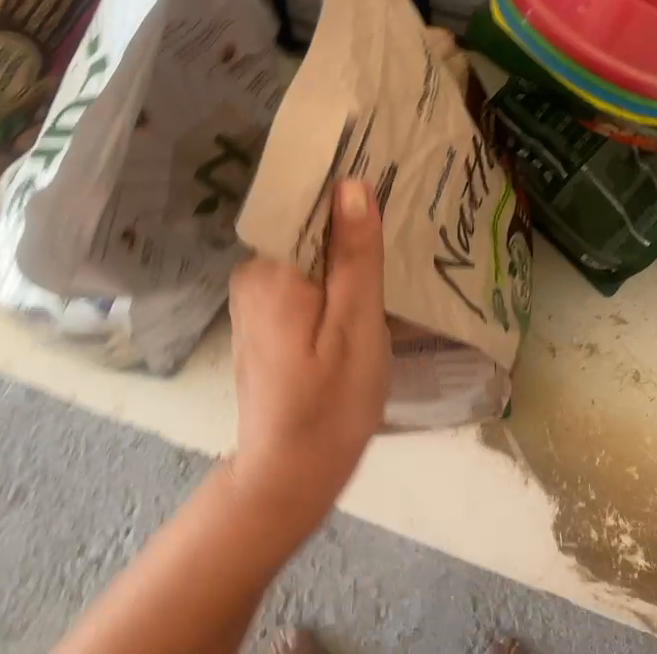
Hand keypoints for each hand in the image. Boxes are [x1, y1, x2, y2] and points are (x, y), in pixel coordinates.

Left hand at [224, 180, 389, 528]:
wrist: (289, 479)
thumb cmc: (331, 403)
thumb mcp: (356, 325)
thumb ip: (354, 255)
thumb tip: (352, 185)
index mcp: (271, 271)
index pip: (305, 201)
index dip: (346, 188)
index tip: (389, 177)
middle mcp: (253, 276)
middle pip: (307, 226)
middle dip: (351, 222)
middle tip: (403, 221)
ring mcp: (255, 300)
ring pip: (308, 253)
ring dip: (346, 250)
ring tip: (391, 250)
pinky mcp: (266, 321)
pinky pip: (304, 279)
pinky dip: (334, 277)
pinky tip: (365, 289)